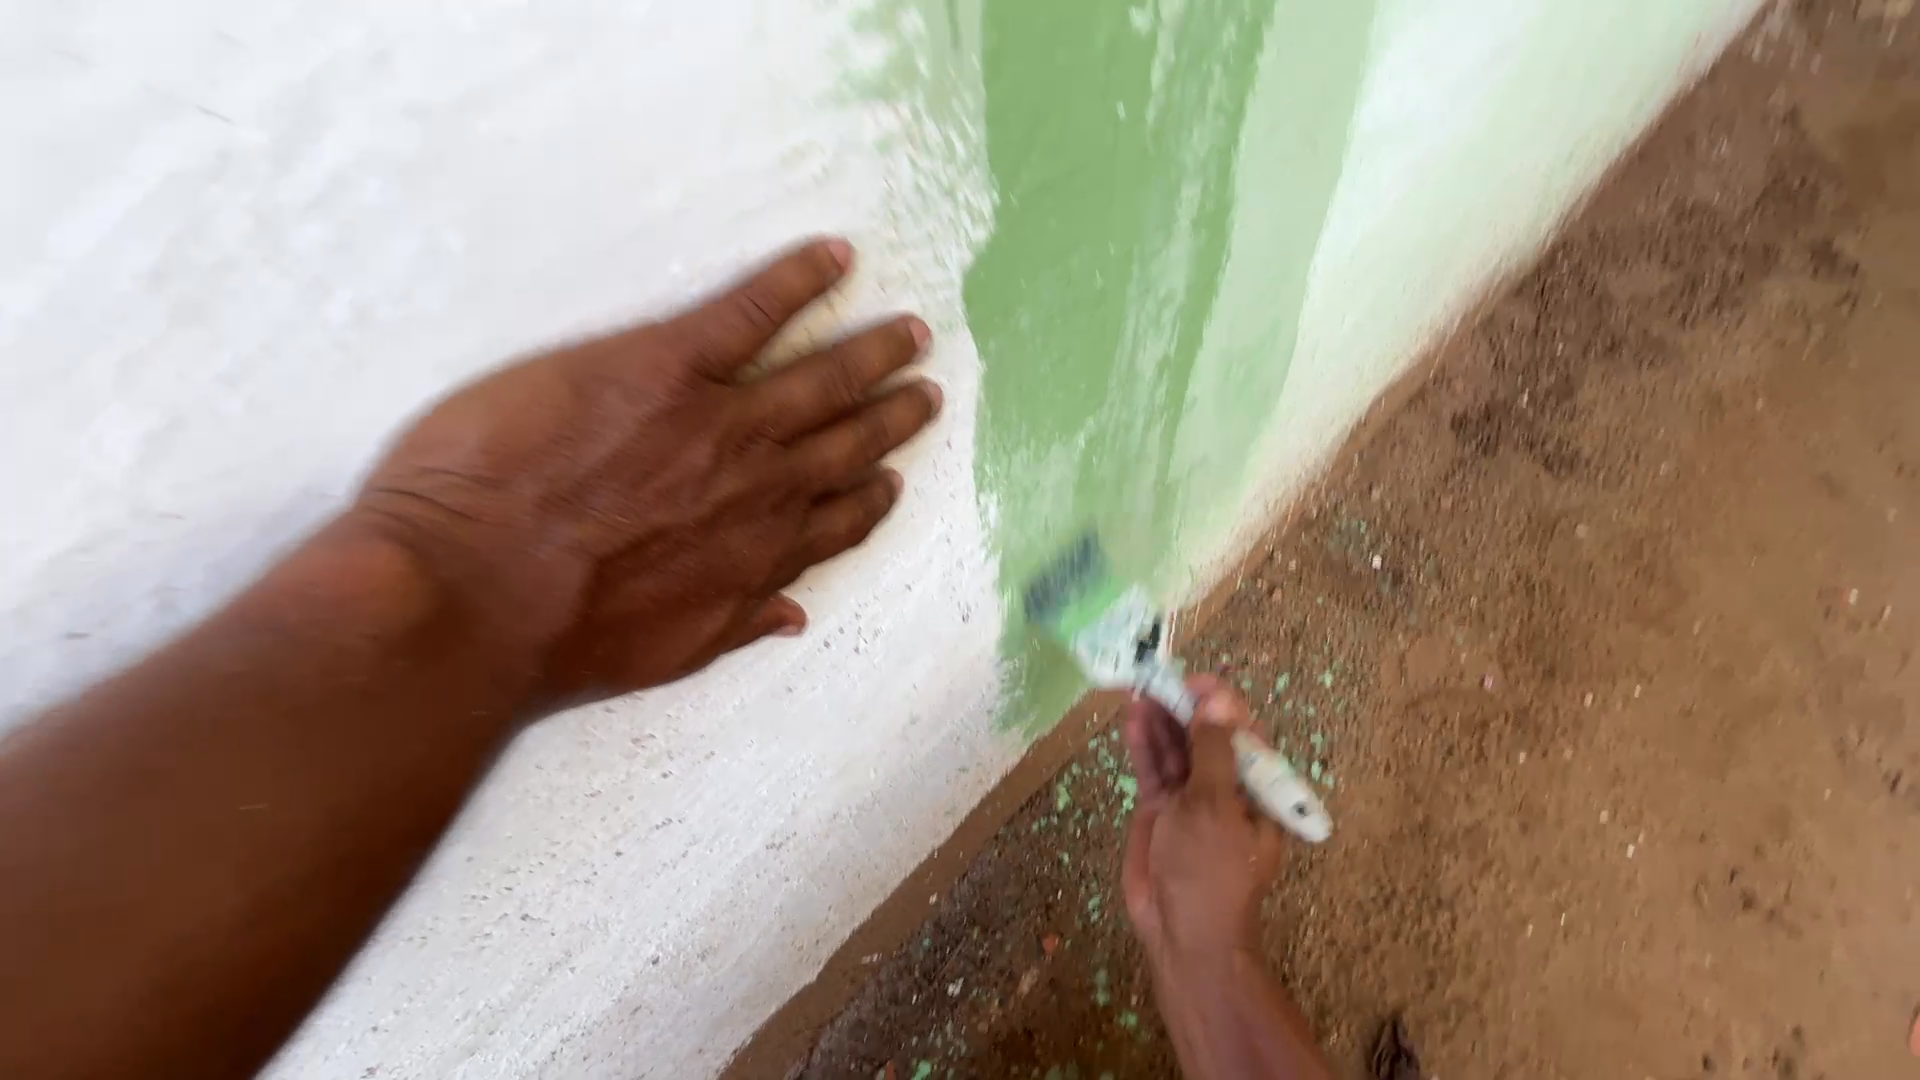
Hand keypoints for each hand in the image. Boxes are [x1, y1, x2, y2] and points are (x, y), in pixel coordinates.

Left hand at [354, 238, 940, 709]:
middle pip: (849, 441)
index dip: (873, 497)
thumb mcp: (667, 651)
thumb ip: (736, 625)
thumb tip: (793, 616)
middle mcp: (763, 487)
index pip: (839, 518)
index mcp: (759, 552)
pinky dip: (798, 281)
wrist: (475, 596)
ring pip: (823, 378)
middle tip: (928, 389)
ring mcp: (723, 421)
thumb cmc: (562, 635)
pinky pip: (750, 312)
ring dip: (873, 353)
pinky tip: (834, 257)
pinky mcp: (667, 365)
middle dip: (895, 414)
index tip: (893, 479)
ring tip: (910, 333)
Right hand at [1121, 677, 1286, 975]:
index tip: (1193, 680)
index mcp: (1256, 788)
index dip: (1220, 702)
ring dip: (1161, 719)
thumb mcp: (1215, 806)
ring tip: (1139, 689)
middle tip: (1157, 678)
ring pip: (1176, 748)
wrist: (1182, 933)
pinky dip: (1143, 744)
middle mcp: (1225, 787)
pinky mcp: (1161, 809)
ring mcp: (1190, 798)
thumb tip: (1217, 700)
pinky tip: (1132, 719)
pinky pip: (1153, 768)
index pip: (1242, 732)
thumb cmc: (1211, 871)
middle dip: (1184, 706)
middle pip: (1205, 735)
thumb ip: (1212, 750)